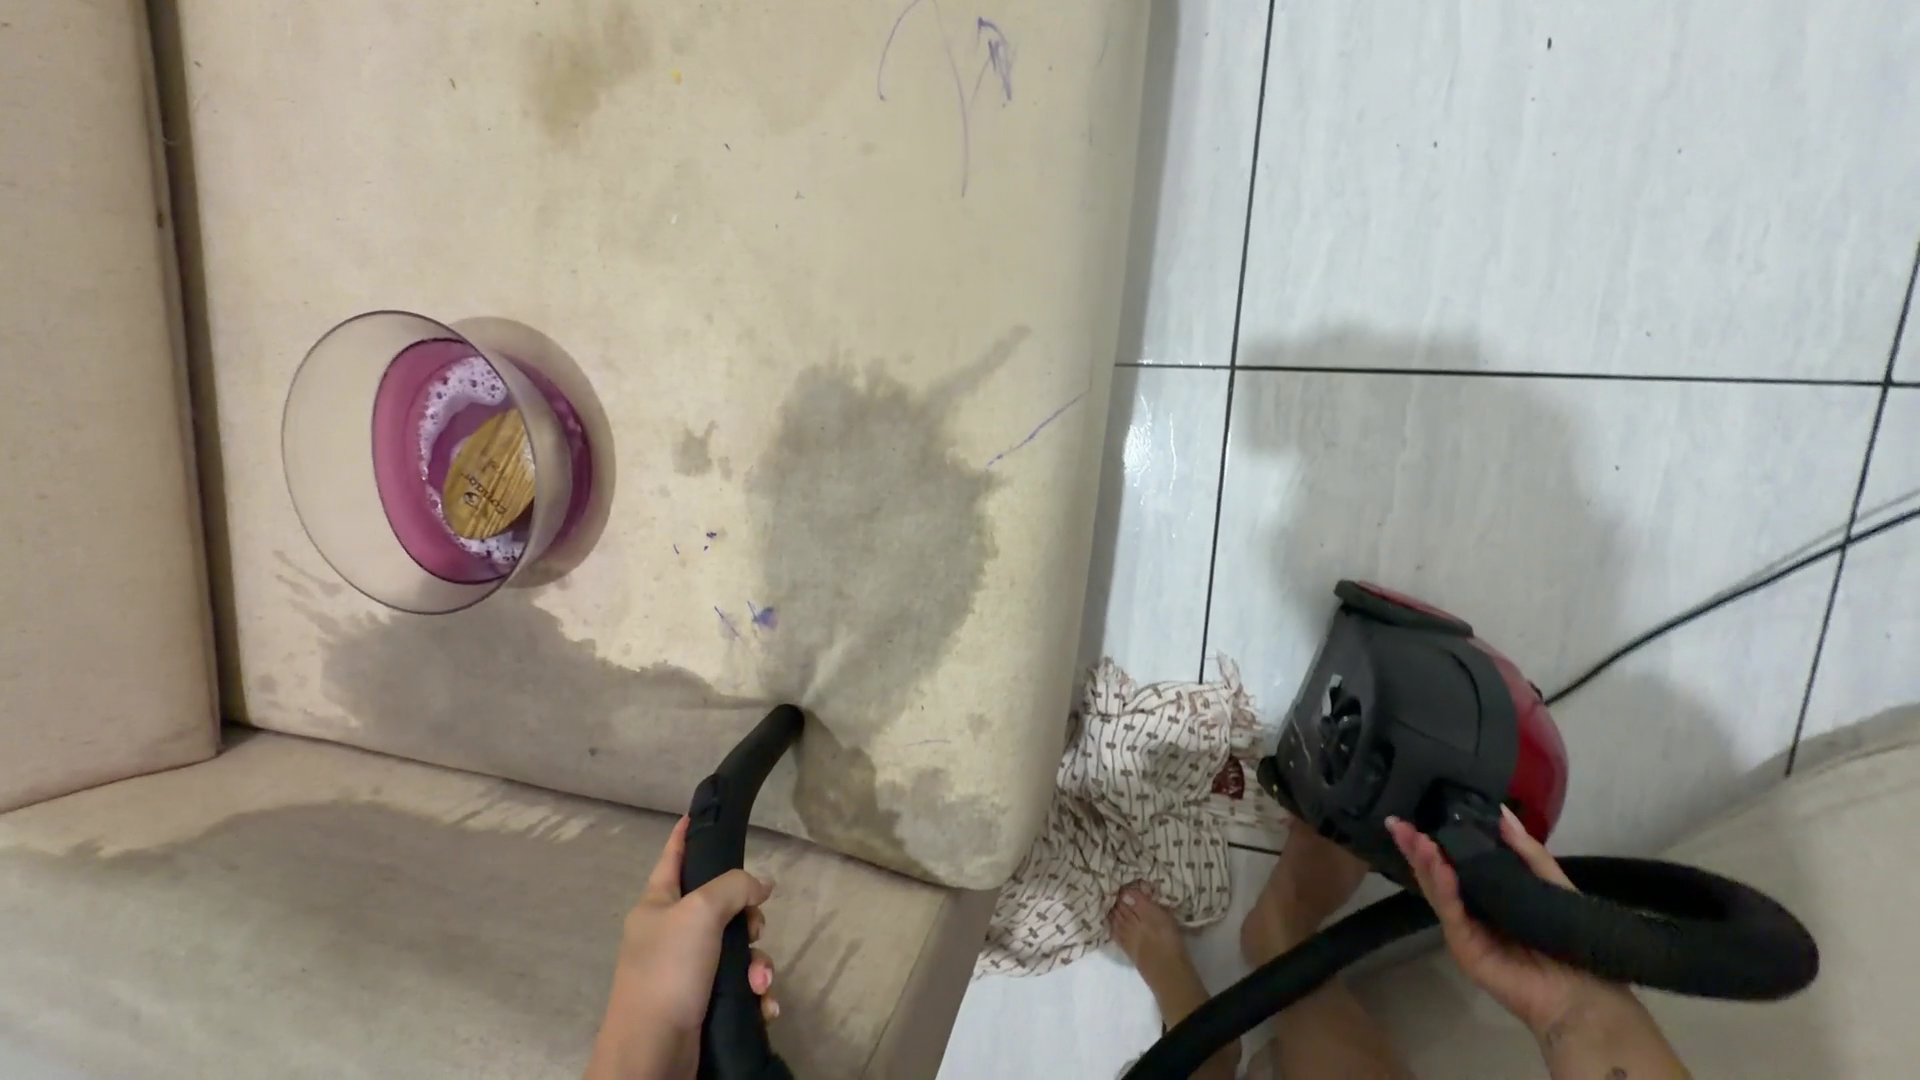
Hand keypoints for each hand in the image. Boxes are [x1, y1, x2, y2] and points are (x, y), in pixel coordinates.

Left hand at [586, 817, 778, 1079]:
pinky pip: (740, 984)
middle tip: (754, 927)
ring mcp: (685, 970)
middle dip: (748, 916)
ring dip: (757, 963)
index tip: (698, 814)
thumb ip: (735, 886)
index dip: (686, 834)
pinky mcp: (702, 1002)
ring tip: (760, 980)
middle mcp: (670, 933)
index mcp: (657, 904)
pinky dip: (756, 992)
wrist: (652, 1056)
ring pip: (736, 948)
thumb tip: (760, 887)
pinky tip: (763, 1002)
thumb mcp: (702, 912)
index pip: (674, 856)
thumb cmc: (668, 971)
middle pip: (720, 904)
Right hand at [1385, 807, 1627, 1036]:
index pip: (1452, 861)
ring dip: (1423, 862)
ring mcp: (1462, 927)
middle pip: (1434, 872)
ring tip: (1414, 838)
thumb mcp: (1551, 885)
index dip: (1434, 839)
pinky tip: (1439, 867)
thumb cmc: (1571, 940)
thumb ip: (1527, 851)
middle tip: (1397, 823)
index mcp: (1485, 893)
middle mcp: (1467, 907)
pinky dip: (1443, 887)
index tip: (1417, 814)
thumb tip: (1501, 811)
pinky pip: (1450, 912)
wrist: (1585, 996)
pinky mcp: (1463, 946)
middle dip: (1415, 846)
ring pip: (1435, 889)